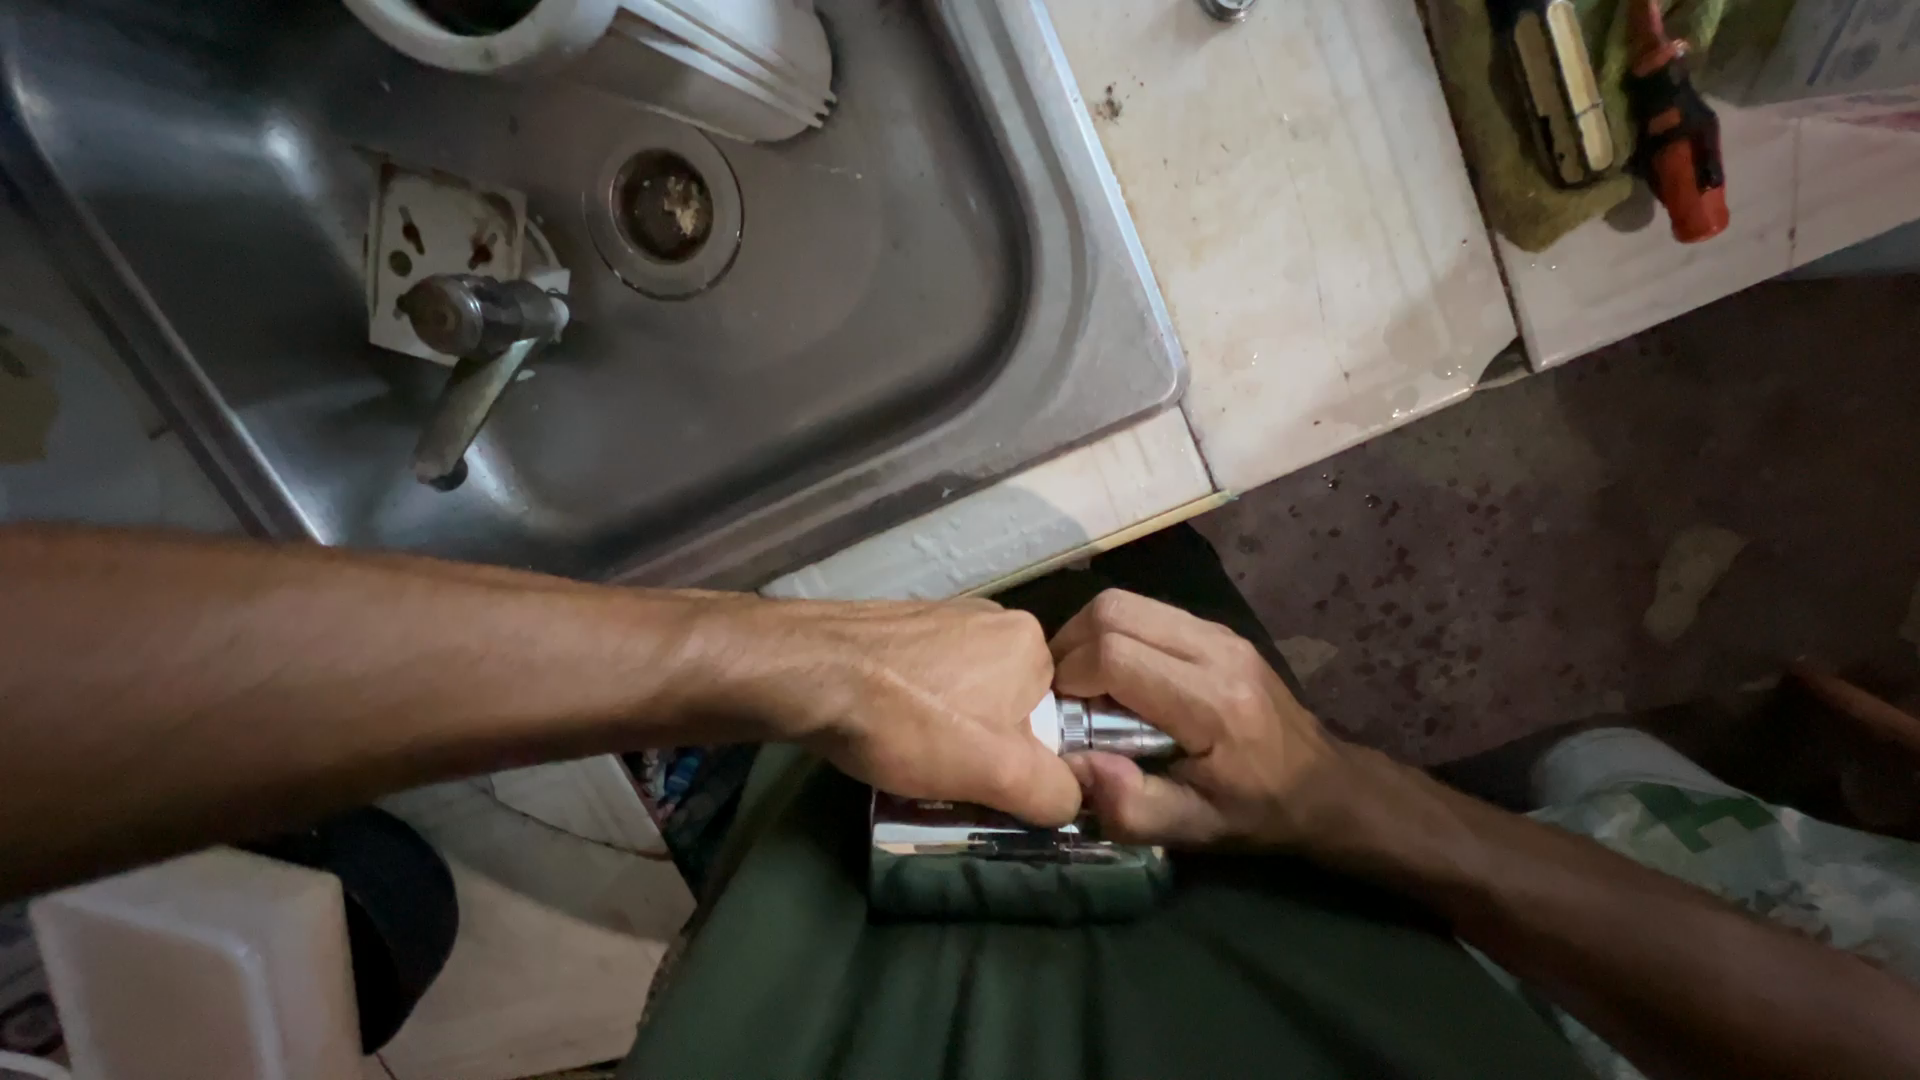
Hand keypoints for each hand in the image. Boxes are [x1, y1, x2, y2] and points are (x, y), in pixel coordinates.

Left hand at [707, 595, 1081, 825]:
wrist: (811, 672)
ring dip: (949, 726)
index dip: (1027, 758)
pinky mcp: (901, 623)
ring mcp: (943, 615)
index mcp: (1031, 641)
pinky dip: (918, 704)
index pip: (1055, 714)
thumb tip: (1072, 801)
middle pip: (1009, 702)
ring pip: (966, 691)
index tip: (988, 780)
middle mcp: (992, 617)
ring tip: (911, 752)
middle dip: (986, 743)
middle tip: (948, 773)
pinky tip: (889, 725)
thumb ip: (1054, 793)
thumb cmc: (912, 720)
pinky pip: (928, 675)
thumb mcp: (998, 773)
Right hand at [1048, 589, 1355, 848]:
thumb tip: (1071, 764)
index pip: (1116, 656)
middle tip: (1062, 690)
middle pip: (1113, 612)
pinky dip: (1113, 631)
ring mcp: (1217, 631)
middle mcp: (1215, 651)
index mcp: (1213, 704)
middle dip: (1070, 647)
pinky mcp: (1215, 626)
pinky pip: (1144, 609)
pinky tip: (1114, 671)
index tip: (1061, 713)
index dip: (1072, 677)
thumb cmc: (1257, 812)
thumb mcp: (1194, 831)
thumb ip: (1129, 806)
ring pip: (1125, 601)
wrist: (1326, 785)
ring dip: (1088, 635)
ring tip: (1082, 679)